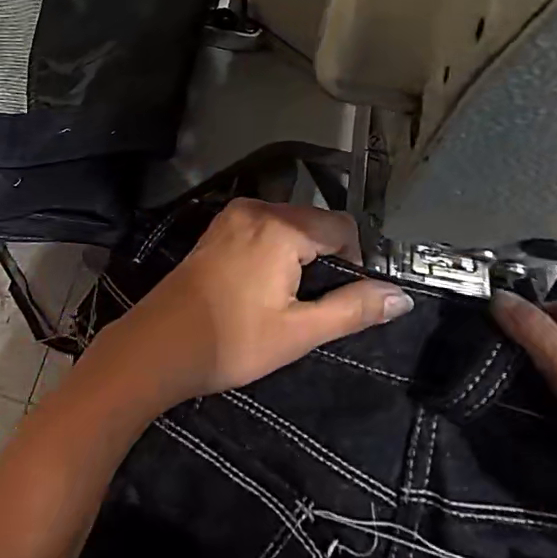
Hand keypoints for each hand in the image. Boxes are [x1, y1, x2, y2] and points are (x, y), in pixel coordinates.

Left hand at [85, 199, 413, 410]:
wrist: (154, 349)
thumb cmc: (231, 342)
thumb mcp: (299, 332)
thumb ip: (353, 309)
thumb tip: (402, 297)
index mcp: (282, 226)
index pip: (342, 226)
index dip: (353, 261)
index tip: (338, 298)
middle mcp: (259, 208)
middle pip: (316, 221)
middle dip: (325, 257)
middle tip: (312, 303)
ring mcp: (234, 215)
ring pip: (291, 223)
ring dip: (301, 254)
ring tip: (287, 298)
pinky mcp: (218, 228)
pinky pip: (265, 226)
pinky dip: (277, 249)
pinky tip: (262, 285)